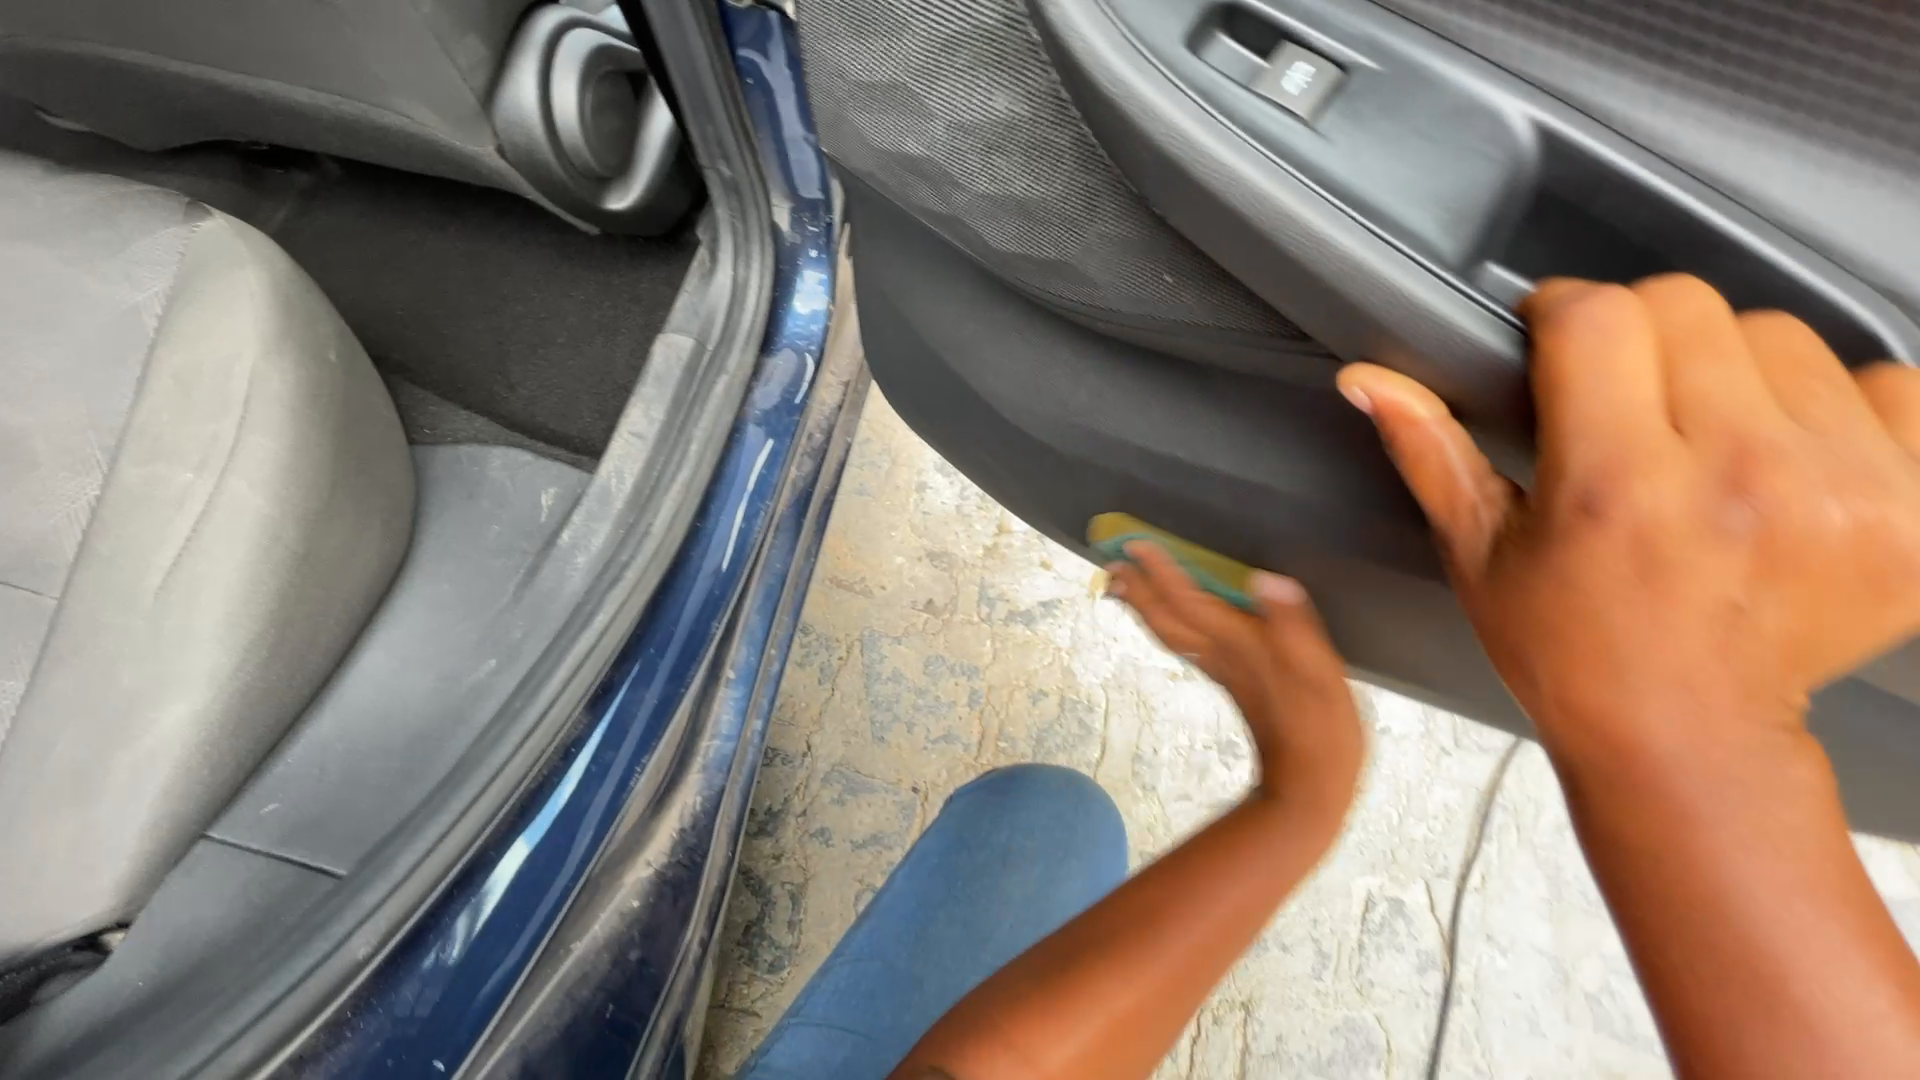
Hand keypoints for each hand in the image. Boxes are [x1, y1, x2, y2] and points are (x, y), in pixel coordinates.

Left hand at [1108, 542, 1364, 822]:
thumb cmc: (1321, 725)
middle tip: (1109, 561)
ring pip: (1166, 632)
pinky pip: (1180, 643)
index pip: (1188, 599)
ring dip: (1140, 607)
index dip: (1162, 571)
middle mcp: (1218, 652)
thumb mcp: (1321, 670)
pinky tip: (1162, 621)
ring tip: (1119, 585)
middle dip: (1137, 588)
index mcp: (1238, 642)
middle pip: (1165, 616)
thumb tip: (1263, 579)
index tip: (1135, 545)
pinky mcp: (1226, 681)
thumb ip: (1292, 623)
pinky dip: (1162, 625)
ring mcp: (1218, 669)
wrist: (1306, 784)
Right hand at [1338, 274, 1919, 760]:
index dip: (1562, 310)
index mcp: (1613, 488)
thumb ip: (1428, 449)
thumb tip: (1366, 380)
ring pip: (1784, 335)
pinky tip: (1775, 461)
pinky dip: (1827, 404)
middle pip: (1691, 307)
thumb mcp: (1474, 548)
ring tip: (1692, 440)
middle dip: (1637, 334)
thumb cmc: (1565, 646)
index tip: (1551, 334)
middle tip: (1613, 398)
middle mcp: (1738, 478)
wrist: (1684, 732)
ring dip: (1726, 369)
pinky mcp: (1918, 511)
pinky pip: (1887, 383)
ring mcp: (1845, 493)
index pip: (1599, 318)